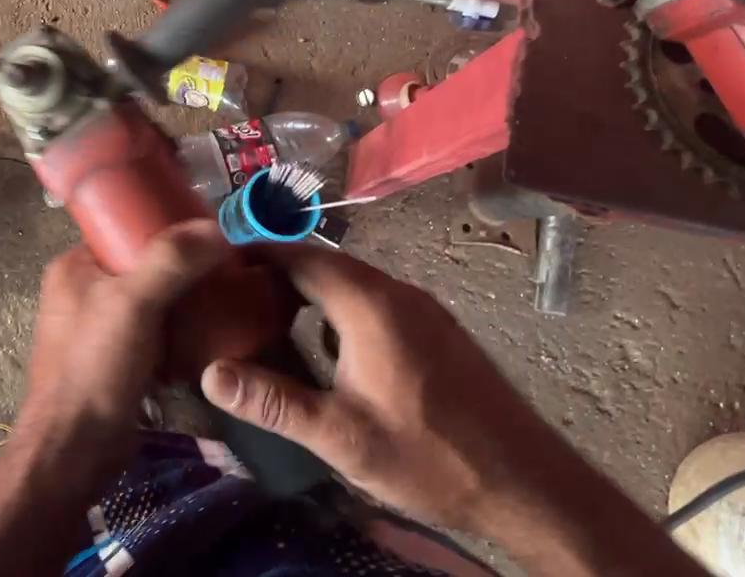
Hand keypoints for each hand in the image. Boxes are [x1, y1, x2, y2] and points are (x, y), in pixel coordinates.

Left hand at [14, 222, 229, 476]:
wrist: (75, 449)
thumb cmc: (95, 366)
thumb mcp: (133, 303)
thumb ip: (171, 262)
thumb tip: (217, 225)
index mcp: (73, 266)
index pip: (123, 230)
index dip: (164, 227)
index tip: (210, 229)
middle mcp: (82, 291)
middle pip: (142, 266)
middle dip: (182, 269)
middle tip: (228, 267)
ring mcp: (99, 329)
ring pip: (152, 302)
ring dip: (184, 304)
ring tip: (228, 297)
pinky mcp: (116, 362)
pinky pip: (155, 335)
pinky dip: (179, 335)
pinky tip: (212, 336)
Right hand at [199, 245, 585, 535]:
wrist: (535, 490)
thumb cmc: (433, 458)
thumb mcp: (342, 437)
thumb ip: (273, 402)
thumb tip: (209, 375)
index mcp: (368, 304)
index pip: (298, 255)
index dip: (254, 254)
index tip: (217, 266)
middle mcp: (397, 293)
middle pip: (323, 262)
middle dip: (276, 270)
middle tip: (234, 292)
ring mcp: (423, 310)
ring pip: (351, 280)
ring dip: (308, 288)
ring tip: (269, 314)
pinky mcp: (438, 331)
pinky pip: (374, 299)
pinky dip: (338, 306)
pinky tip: (327, 344)